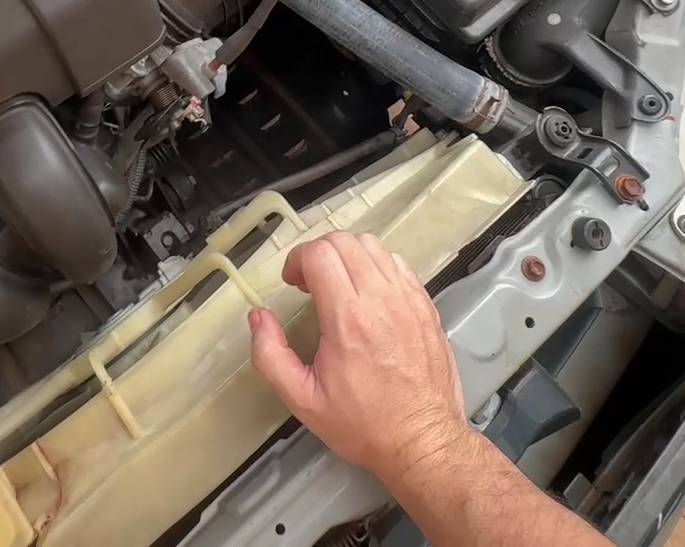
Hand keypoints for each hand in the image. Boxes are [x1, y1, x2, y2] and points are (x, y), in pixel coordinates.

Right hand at [248, 231, 470, 481]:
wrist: (424, 443)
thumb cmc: (364, 424)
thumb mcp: (302, 399)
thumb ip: (270, 354)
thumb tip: (258, 316)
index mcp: (348, 318)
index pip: (319, 254)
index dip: (297, 259)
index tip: (293, 283)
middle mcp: (381, 299)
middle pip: (343, 241)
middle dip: (318, 252)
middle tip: (310, 281)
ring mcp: (408, 299)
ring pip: (372, 244)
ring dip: (346, 253)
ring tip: (337, 280)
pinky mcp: (425, 304)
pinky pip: (396, 262)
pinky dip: (375, 263)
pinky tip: (367, 288)